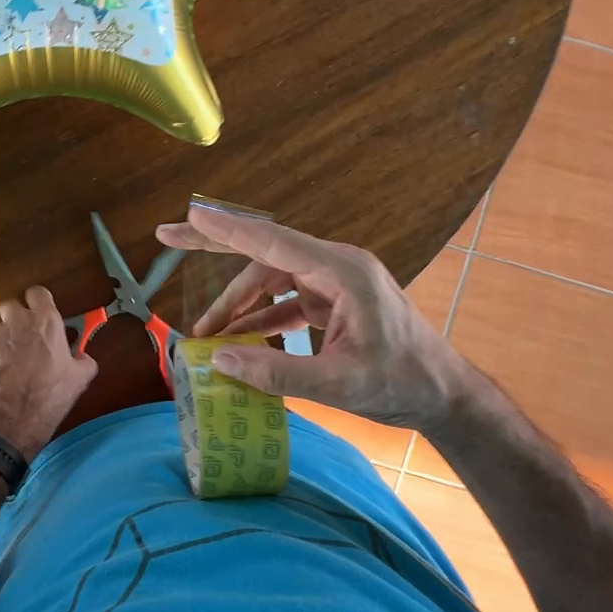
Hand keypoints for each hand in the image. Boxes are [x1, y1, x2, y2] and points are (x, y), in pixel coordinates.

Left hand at [0, 286, 97, 458]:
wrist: (13, 420)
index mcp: (45, 320)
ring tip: (10, 363)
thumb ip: (83, 358)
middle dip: (17, 319)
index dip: (39, 303)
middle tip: (26, 339)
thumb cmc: (50, 396)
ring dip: (3, 339)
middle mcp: (16, 320)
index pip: (38, 293)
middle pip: (13, 306)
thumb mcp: (80, 377)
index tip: (42, 315)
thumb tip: (82, 356)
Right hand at [155, 208, 471, 432]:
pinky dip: (258, 318)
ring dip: (237, 304)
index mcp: (343, 272)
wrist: (444, 396)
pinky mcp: (331, 303)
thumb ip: (276, 373)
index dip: (228, 229)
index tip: (190, 215)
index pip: (274, 242)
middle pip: (264, 251)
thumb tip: (218, 360)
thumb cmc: (402, 384)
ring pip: (270, 279)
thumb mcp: (338, 384)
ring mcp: (333, 284)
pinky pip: (284, 301)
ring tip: (205, 334)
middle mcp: (335, 267)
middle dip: (216, 247)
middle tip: (168, 237)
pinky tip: (235, 339)